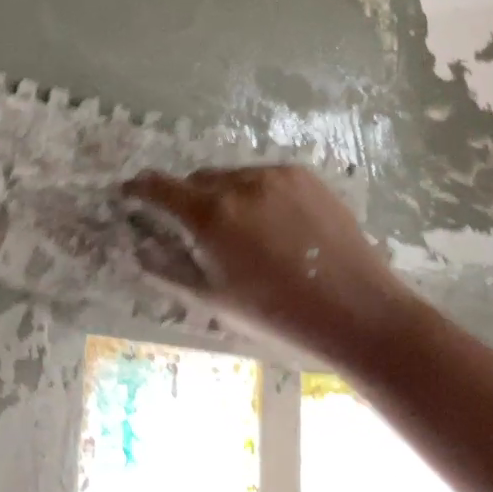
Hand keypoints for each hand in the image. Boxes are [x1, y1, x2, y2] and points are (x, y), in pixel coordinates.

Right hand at [123, 166, 419, 360]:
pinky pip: (263, 177)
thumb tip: (138, 250)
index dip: (139, 189)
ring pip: (230, 177)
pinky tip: (274, 225)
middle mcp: (238, 184)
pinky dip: (257, 195)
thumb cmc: (280, 315)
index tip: (130, 192)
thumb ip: (168, 271)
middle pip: (195, 181)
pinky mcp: (303, 177)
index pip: (159, 187)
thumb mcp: (215, 300)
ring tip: (243, 231)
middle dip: (188, 200)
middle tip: (198, 230)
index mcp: (211, 216)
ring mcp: (274, 176)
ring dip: (223, 196)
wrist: (362, 314)